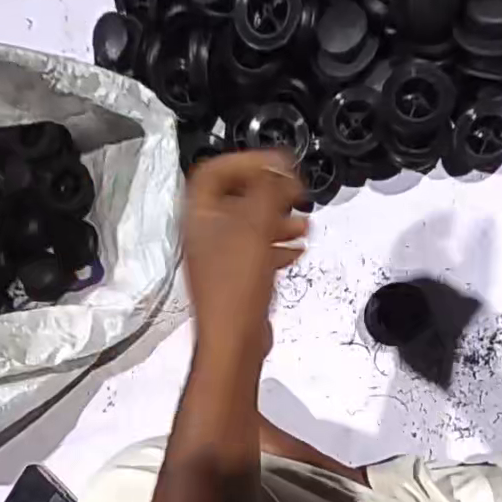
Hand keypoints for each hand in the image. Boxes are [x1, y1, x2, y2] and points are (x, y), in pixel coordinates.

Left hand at [182, 150, 307, 369]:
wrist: (234, 339)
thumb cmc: (234, 291)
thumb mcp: (256, 227)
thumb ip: (269, 191)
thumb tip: (279, 168)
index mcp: (200, 215)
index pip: (218, 169)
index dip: (249, 161)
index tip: (276, 164)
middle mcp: (205, 234)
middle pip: (237, 197)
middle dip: (269, 192)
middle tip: (293, 192)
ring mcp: (219, 258)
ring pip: (250, 225)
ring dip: (277, 219)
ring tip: (301, 221)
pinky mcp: (235, 279)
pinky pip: (257, 252)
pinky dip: (277, 246)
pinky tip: (294, 251)